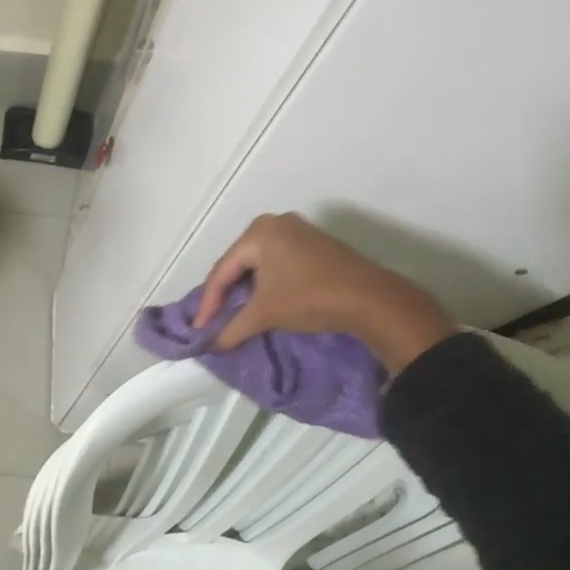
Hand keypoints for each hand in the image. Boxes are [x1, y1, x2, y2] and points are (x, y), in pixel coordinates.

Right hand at [194, 213, 459, 372]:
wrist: (369, 299)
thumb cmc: (308, 298)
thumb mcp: (263, 314)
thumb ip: (231, 329)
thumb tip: (210, 346)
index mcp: (257, 232)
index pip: (221, 271)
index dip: (208, 304)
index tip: (200, 329)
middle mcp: (275, 223)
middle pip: (237, 263)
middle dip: (225, 294)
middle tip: (214, 319)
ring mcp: (297, 230)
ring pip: (258, 263)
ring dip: (244, 289)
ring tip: (234, 313)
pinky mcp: (314, 243)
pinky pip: (276, 262)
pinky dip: (265, 282)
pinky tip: (262, 301)